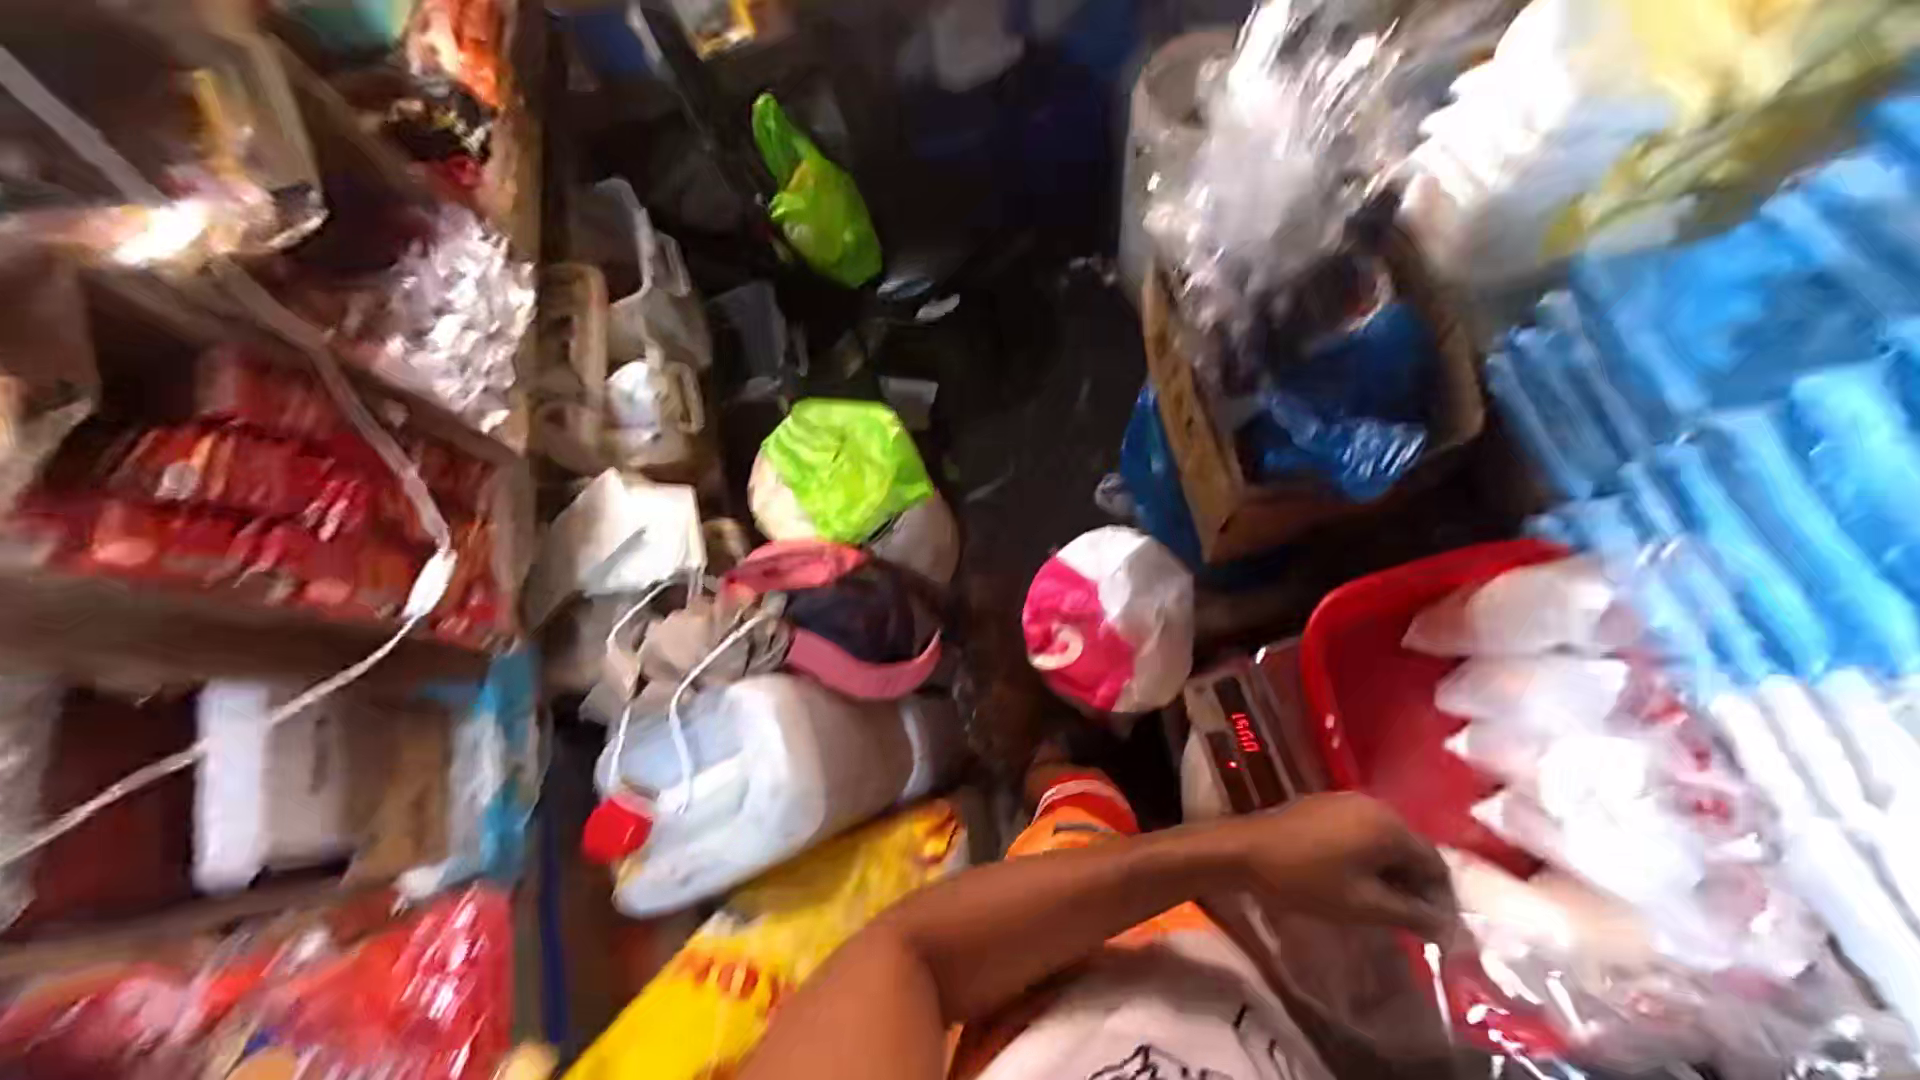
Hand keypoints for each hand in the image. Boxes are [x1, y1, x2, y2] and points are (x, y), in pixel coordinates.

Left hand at [1215, 793, 1455, 934]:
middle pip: (1411, 848)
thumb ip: (1412, 914)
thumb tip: (1446, 924)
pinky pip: (1361, 829)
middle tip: (1405, 918)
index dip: (1439, 898)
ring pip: (1385, 839)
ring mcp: (1345, 799)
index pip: (1436, 864)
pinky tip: (1353, 876)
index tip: (1430, 928)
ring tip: (1378, 901)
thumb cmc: (1306, 878)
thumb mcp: (1365, 905)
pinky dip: (1366, 853)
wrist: (1245, 850)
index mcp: (1389, 824)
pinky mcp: (1324, 803)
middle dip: (1413, 882)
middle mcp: (1373, 803)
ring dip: (1389, 869)